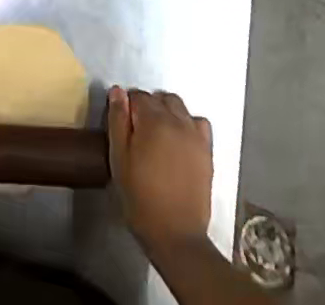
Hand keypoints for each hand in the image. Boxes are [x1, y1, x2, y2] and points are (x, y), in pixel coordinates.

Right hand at [108, 86, 213, 248]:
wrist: (176, 233)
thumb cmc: (140, 199)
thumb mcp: (119, 161)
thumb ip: (117, 122)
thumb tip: (118, 92)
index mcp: (154, 121)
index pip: (138, 96)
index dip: (126, 106)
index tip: (121, 124)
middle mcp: (178, 119)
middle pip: (160, 98)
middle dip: (146, 107)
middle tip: (136, 132)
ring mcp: (195, 133)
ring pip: (178, 106)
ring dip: (166, 111)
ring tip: (156, 136)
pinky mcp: (207, 148)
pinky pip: (197, 122)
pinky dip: (187, 123)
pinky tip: (179, 139)